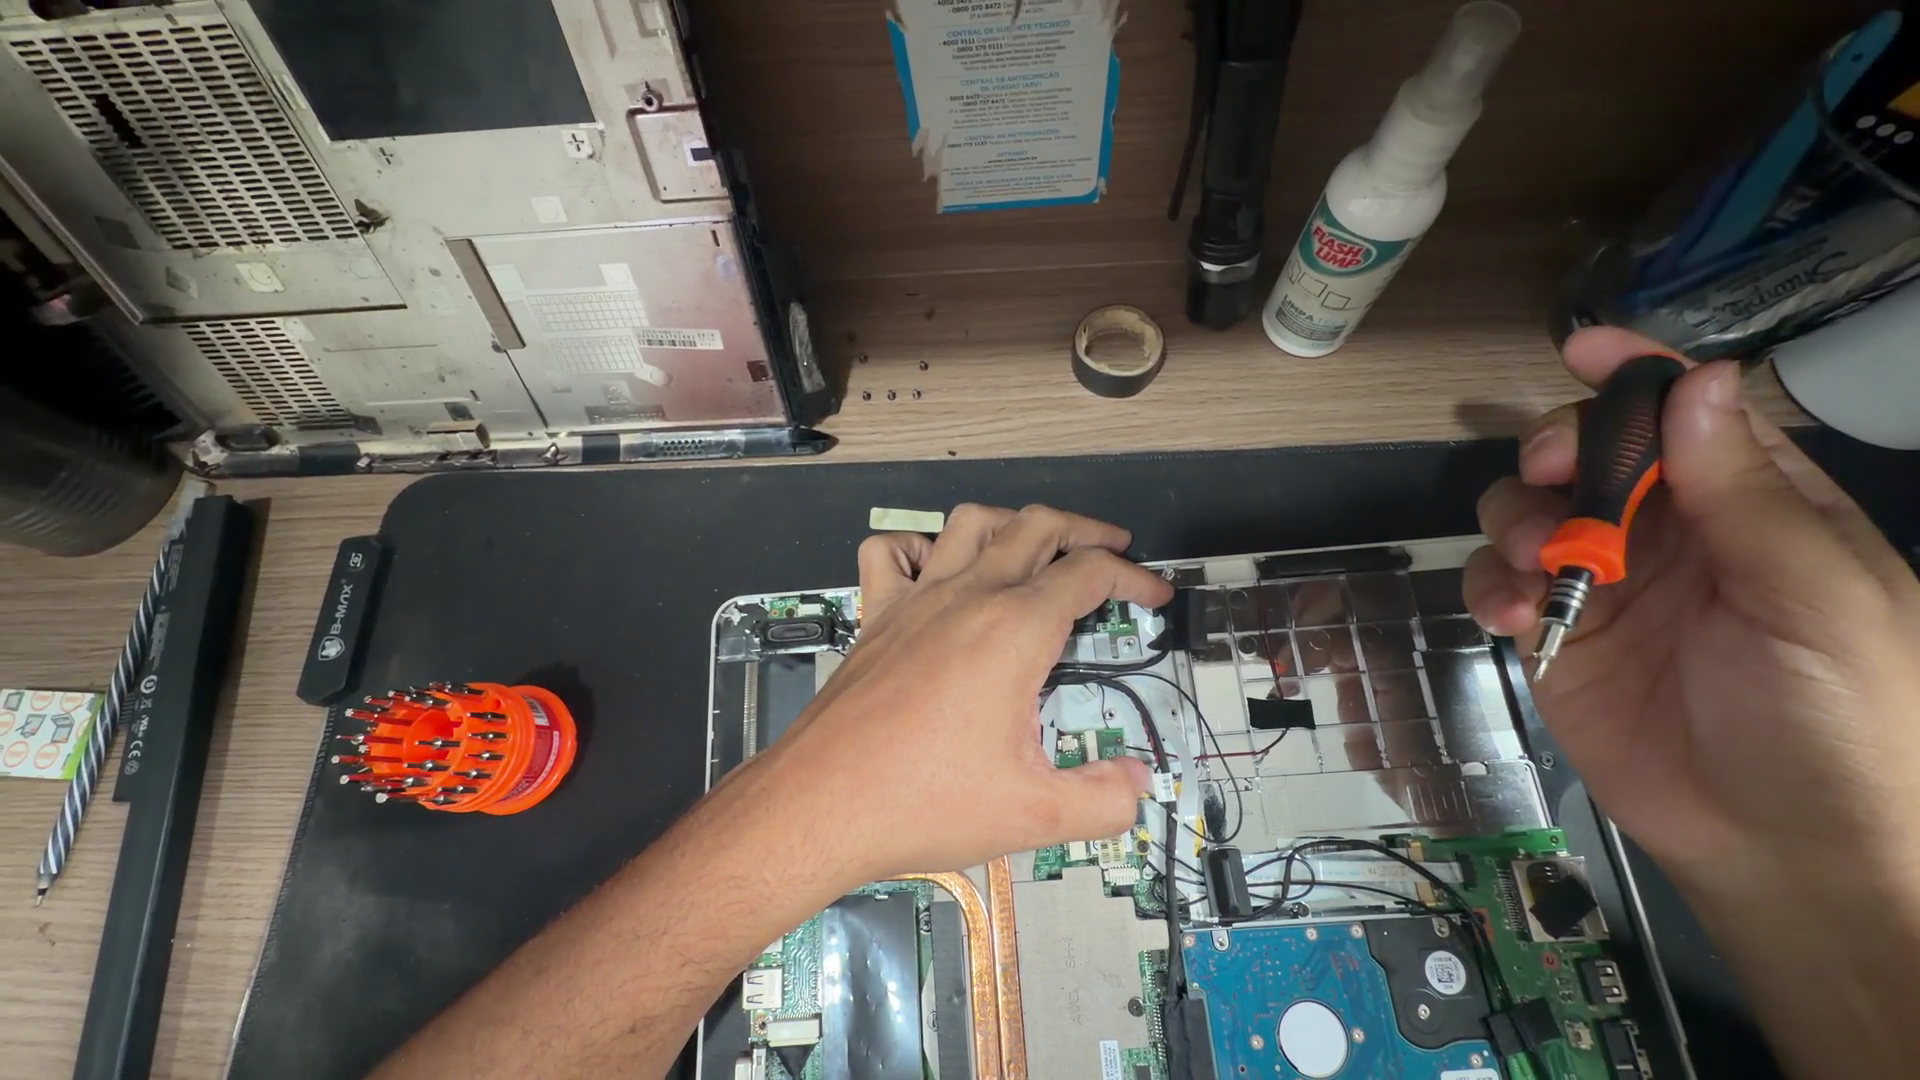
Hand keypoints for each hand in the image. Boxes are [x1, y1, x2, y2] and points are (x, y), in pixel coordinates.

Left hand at [753, 504, 1171, 879]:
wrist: (821, 805)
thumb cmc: (923, 803)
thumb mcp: (1035, 815)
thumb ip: (1104, 798)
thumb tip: (1135, 781)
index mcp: (1014, 630)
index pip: (1089, 573)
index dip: (1133, 577)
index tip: (1153, 595)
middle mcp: (967, 597)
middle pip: (1037, 526)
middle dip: (1086, 530)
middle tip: (1112, 551)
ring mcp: (915, 600)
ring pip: (970, 523)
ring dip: (1013, 523)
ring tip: (1036, 546)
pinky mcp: (875, 616)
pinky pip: (890, 554)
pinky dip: (918, 547)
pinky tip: (935, 569)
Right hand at [1465, 327, 1919, 899]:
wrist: (1776, 842)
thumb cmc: (1833, 717)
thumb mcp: (1814, 598)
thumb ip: (1748, 494)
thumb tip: (1701, 381)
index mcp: (1747, 510)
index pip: (1686, 418)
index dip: (1635, 375)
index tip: (1580, 348)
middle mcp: (1663, 535)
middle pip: (1581, 456)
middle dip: (1551, 454)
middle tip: (1550, 479)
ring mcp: (1599, 584)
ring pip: (1522, 515)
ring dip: (1514, 528)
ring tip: (1539, 571)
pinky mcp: (1549, 632)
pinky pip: (1494, 585)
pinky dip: (1489, 590)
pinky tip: (1517, 620)